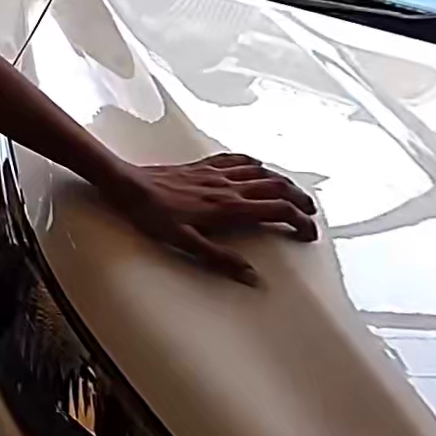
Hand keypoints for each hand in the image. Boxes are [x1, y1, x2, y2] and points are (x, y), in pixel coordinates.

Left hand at [118, 153, 317, 284]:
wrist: (127, 184)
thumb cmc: (151, 213)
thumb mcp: (182, 241)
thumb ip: (217, 258)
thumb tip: (251, 276)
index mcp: (227, 207)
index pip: (277, 210)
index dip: (300, 222)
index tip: (307, 234)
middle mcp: (226, 186)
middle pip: (277, 187)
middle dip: (300, 199)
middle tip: (309, 214)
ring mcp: (213, 173)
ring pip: (260, 170)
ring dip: (281, 180)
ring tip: (292, 192)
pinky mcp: (199, 165)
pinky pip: (233, 159)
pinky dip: (252, 162)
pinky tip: (255, 166)